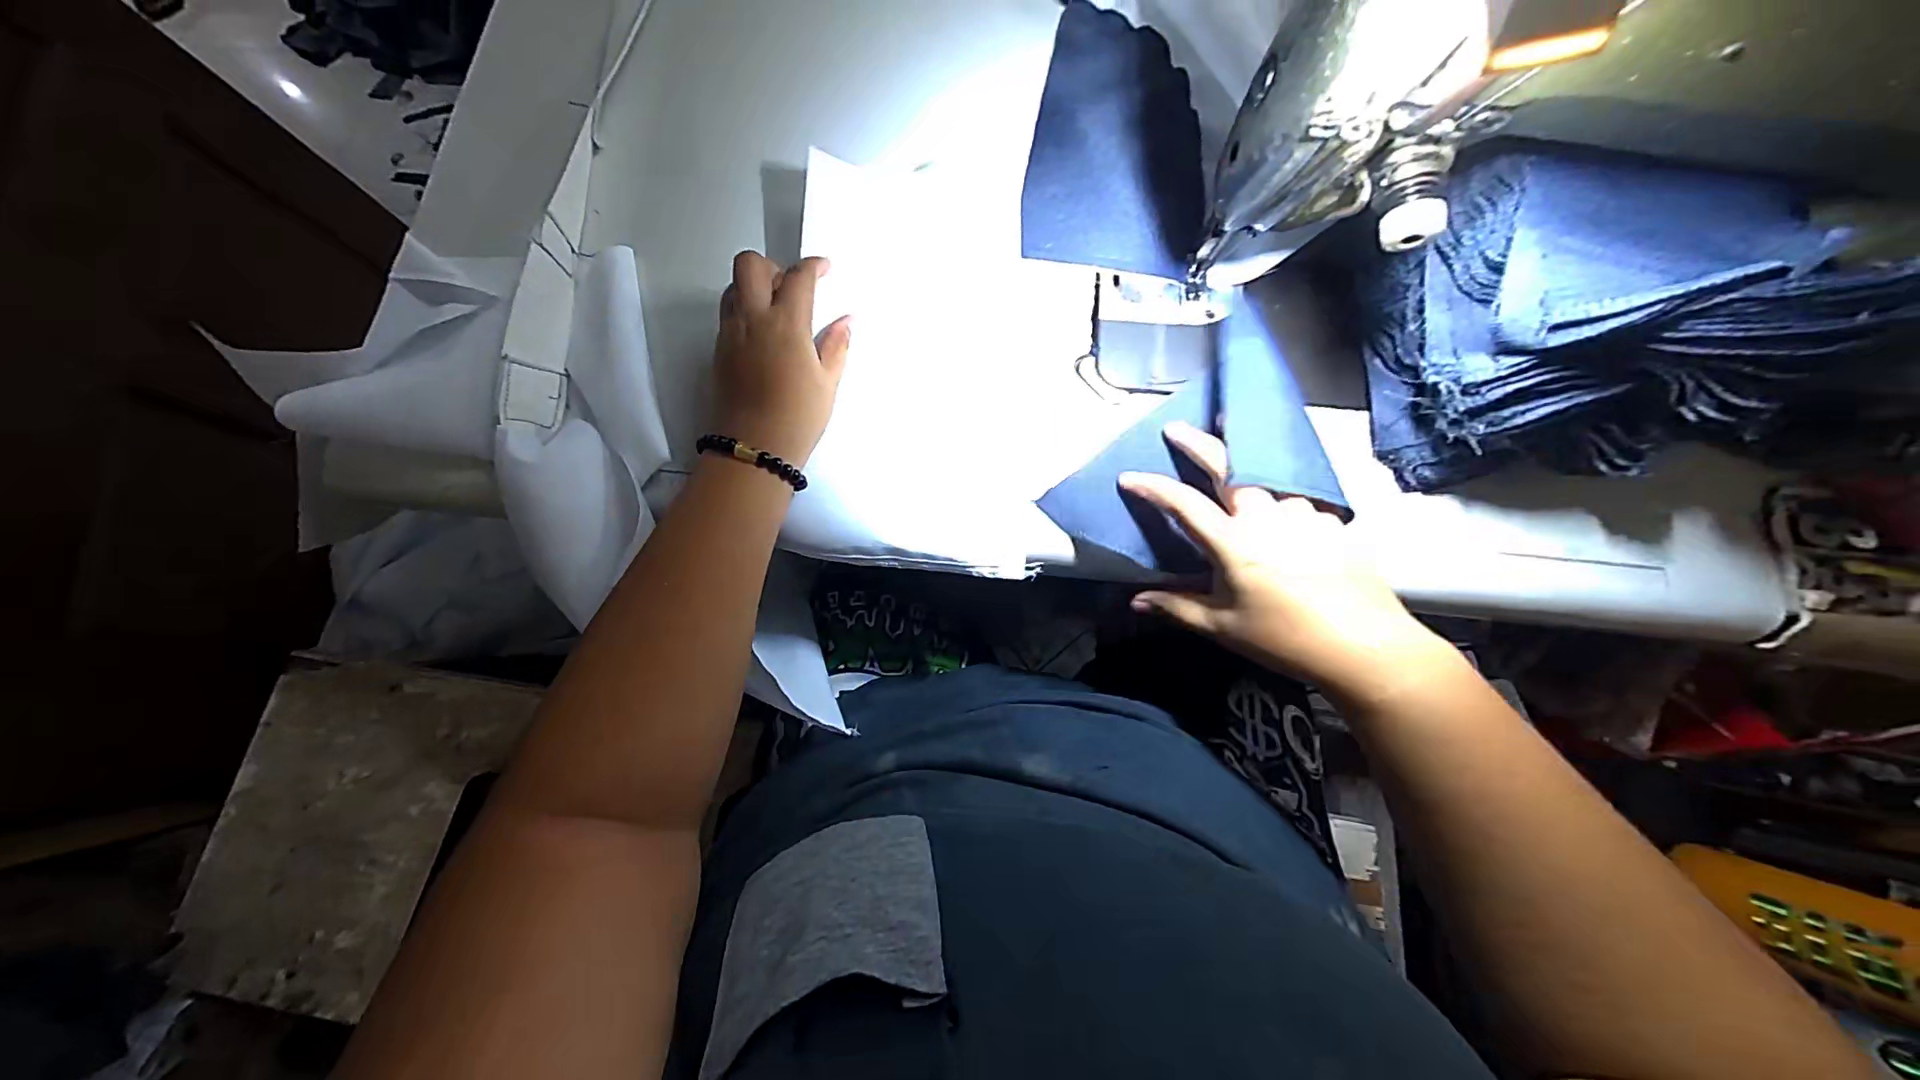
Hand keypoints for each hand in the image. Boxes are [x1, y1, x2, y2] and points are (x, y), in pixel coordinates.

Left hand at [711, 251, 853, 466]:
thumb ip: (836, 346)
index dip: (813, 266)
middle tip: (792, 287)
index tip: (824, 268)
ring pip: (733, 287)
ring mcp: (730, 333)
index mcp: (786, 323)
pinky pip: (728, 314)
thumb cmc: (797, 418)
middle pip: (750, 265)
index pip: (798, 277)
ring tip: (776, 311)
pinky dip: (744, 312)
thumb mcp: (827, 383)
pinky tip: (763, 337)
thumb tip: (846, 322)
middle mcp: (753, 319)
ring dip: (754, 288)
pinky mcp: (718, 351)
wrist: (753, 447)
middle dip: (772, 266)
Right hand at [1119, 423, 1457, 711]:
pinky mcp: (1333, 520)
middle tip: (1178, 428)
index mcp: (1233, 543)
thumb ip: (1177, 607)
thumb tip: (1137, 601)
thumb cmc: (1284, 639)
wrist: (1364, 647)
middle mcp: (1267, 516)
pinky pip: (1299, 498)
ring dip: (1247, 467)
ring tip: (1234, 460)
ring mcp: (1304, 512)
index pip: (1183, 504)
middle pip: (1228, 466)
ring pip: (1268, 478)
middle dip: (1198, 443)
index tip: (1129, 477)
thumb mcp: (1222, 627)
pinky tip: (1281, 509)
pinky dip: (1281, 496)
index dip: (1152, 488)